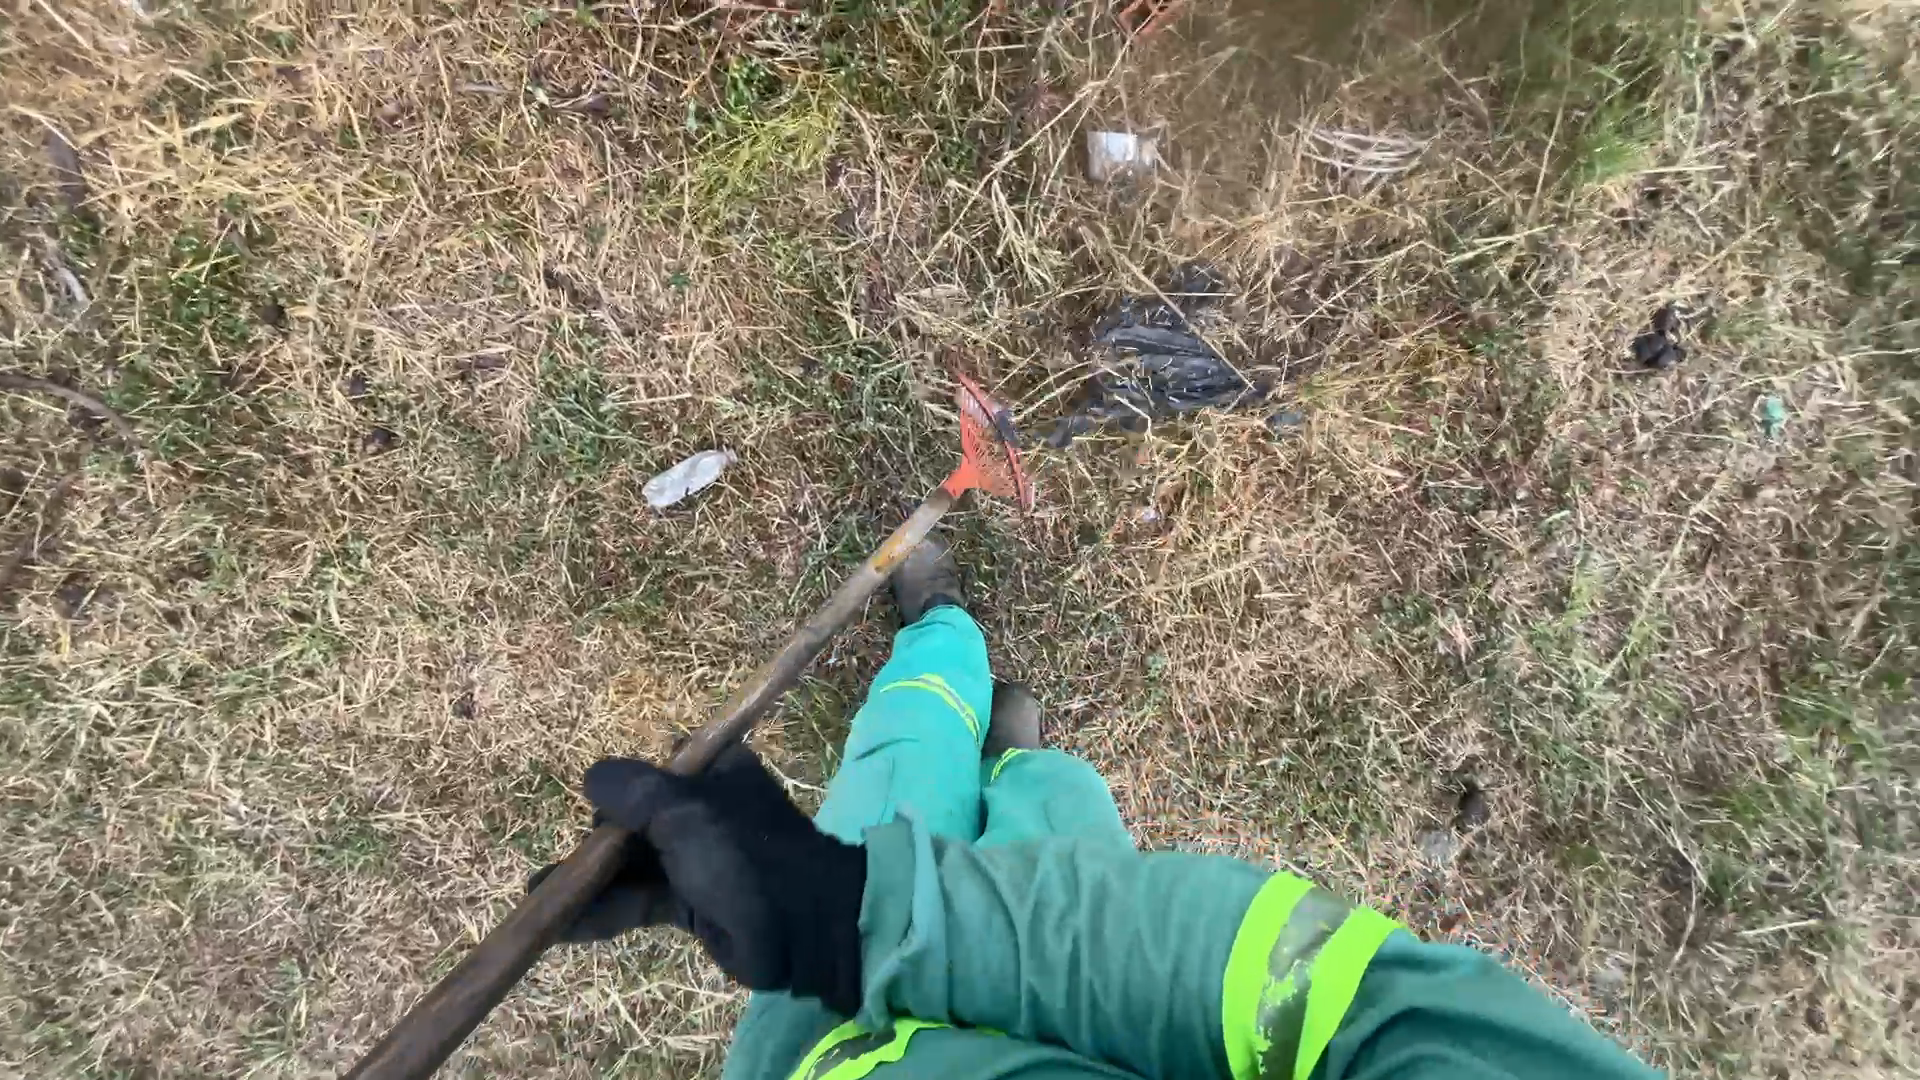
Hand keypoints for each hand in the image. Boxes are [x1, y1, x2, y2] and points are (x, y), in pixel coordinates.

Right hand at [531, 743, 866, 1015]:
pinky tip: (563, 927)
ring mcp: (697, 855)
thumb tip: (592, 775)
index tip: (603, 812)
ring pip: (633, 862)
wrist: (799, 924)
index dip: (624, 790)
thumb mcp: (685, 812)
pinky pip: (639, 899)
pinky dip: (606, 910)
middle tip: (568, 870)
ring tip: (539, 898)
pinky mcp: (691, 899)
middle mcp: (703, 808)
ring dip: (590, 881)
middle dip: (598, 843)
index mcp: (714, 772)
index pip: (654, 770)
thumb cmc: (743, 852)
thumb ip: (635, 792)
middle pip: (635, 818)